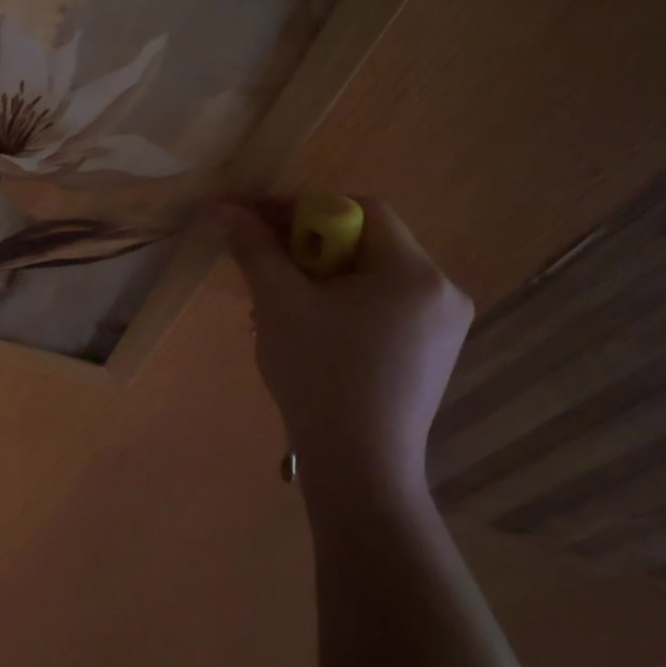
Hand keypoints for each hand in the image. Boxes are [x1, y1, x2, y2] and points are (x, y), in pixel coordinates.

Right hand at [215, 197, 473, 489]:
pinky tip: (305, 327)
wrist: (358, 459)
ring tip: (273, 302)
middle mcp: (441, 292)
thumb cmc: (319, 371)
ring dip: (316, 275)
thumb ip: (253, 248)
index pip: (361, 210)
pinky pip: (379, 305)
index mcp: (415, 273)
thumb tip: (223, 208)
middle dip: (305, 245)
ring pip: (368, 275)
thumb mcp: (277, 302)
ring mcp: (441, 326)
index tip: (255, 220)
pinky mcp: (428, 352)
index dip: (304, 207)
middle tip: (258, 263)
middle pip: (366, 242)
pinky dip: (338, 301)